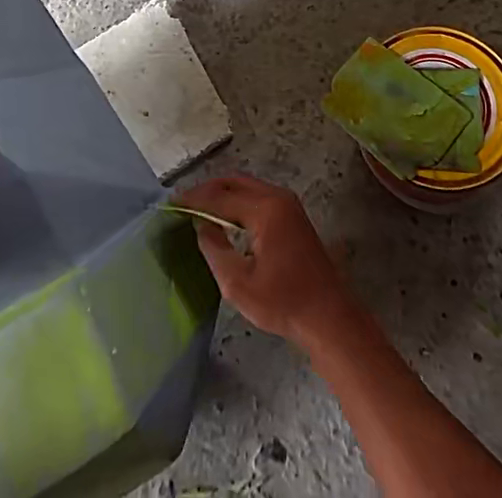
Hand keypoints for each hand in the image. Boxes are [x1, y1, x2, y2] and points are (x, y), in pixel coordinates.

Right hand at [175, 175, 356, 344]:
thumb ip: (214, 249)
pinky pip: (257, 196)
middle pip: (233, 182)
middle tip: (183, 204)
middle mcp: (278, 198)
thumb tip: (201, 226)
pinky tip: (224, 217)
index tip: (171, 204)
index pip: (220, 196)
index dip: (193, 199)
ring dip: (222, 194)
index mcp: (266, 210)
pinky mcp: (293, 216)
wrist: (330, 319)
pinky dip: (237, 201)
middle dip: (206, 190)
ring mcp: (289, 205)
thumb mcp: (237, 283)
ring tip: (198, 209)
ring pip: (246, 186)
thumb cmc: (283, 304)